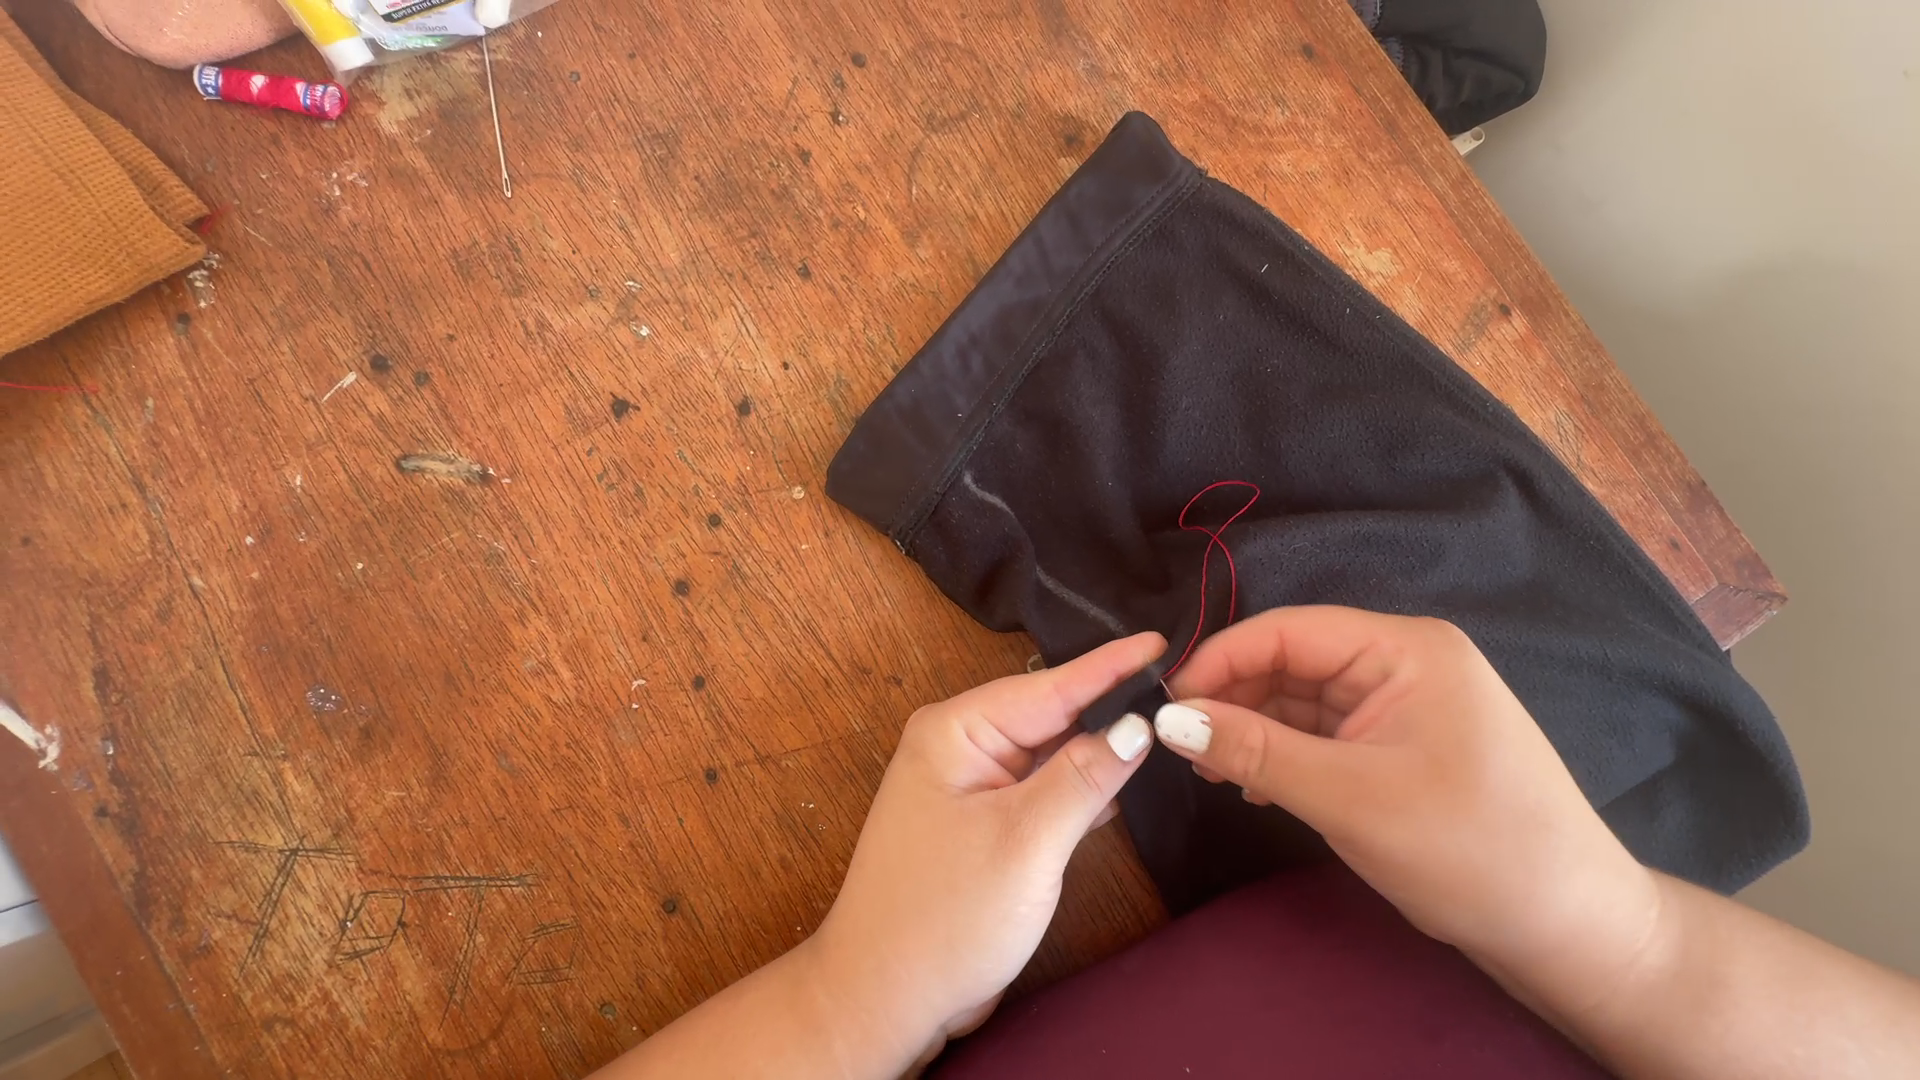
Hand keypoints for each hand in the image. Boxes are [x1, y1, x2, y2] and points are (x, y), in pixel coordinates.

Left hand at [813, 632, 1163, 1065]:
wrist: (886, 999)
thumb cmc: (944, 917)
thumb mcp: (1024, 842)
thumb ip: (1083, 778)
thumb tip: (1138, 726)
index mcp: (956, 731)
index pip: (1048, 688)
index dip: (1109, 666)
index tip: (1162, 640)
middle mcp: (963, 745)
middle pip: (1051, 715)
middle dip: (1109, 706)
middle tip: (1177, 687)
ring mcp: (974, 784)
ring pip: (1050, 753)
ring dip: (1099, 748)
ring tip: (1164, 721)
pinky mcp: (988, 821)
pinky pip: (1043, 788)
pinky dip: (1081, 786)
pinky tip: (1123, 776)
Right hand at [1156, 607, 1659, 991]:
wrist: (1572, 934)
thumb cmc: (1468, 851)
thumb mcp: (1348, 798)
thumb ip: (1252, 751)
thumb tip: (1166, 720)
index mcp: (1403, 648)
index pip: (1286, 632)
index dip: (1219, 661)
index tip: (1167, 705)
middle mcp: (1399, 661)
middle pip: (1289, 662)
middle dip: (1233, 701)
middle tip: (1184, 749)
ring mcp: (1399, 703)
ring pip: (1298, 699)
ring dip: (1253, 732)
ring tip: (1214, 774)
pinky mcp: (1395, 742)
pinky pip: (1318, 731)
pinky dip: (1281, 754)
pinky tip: (1258, 788)